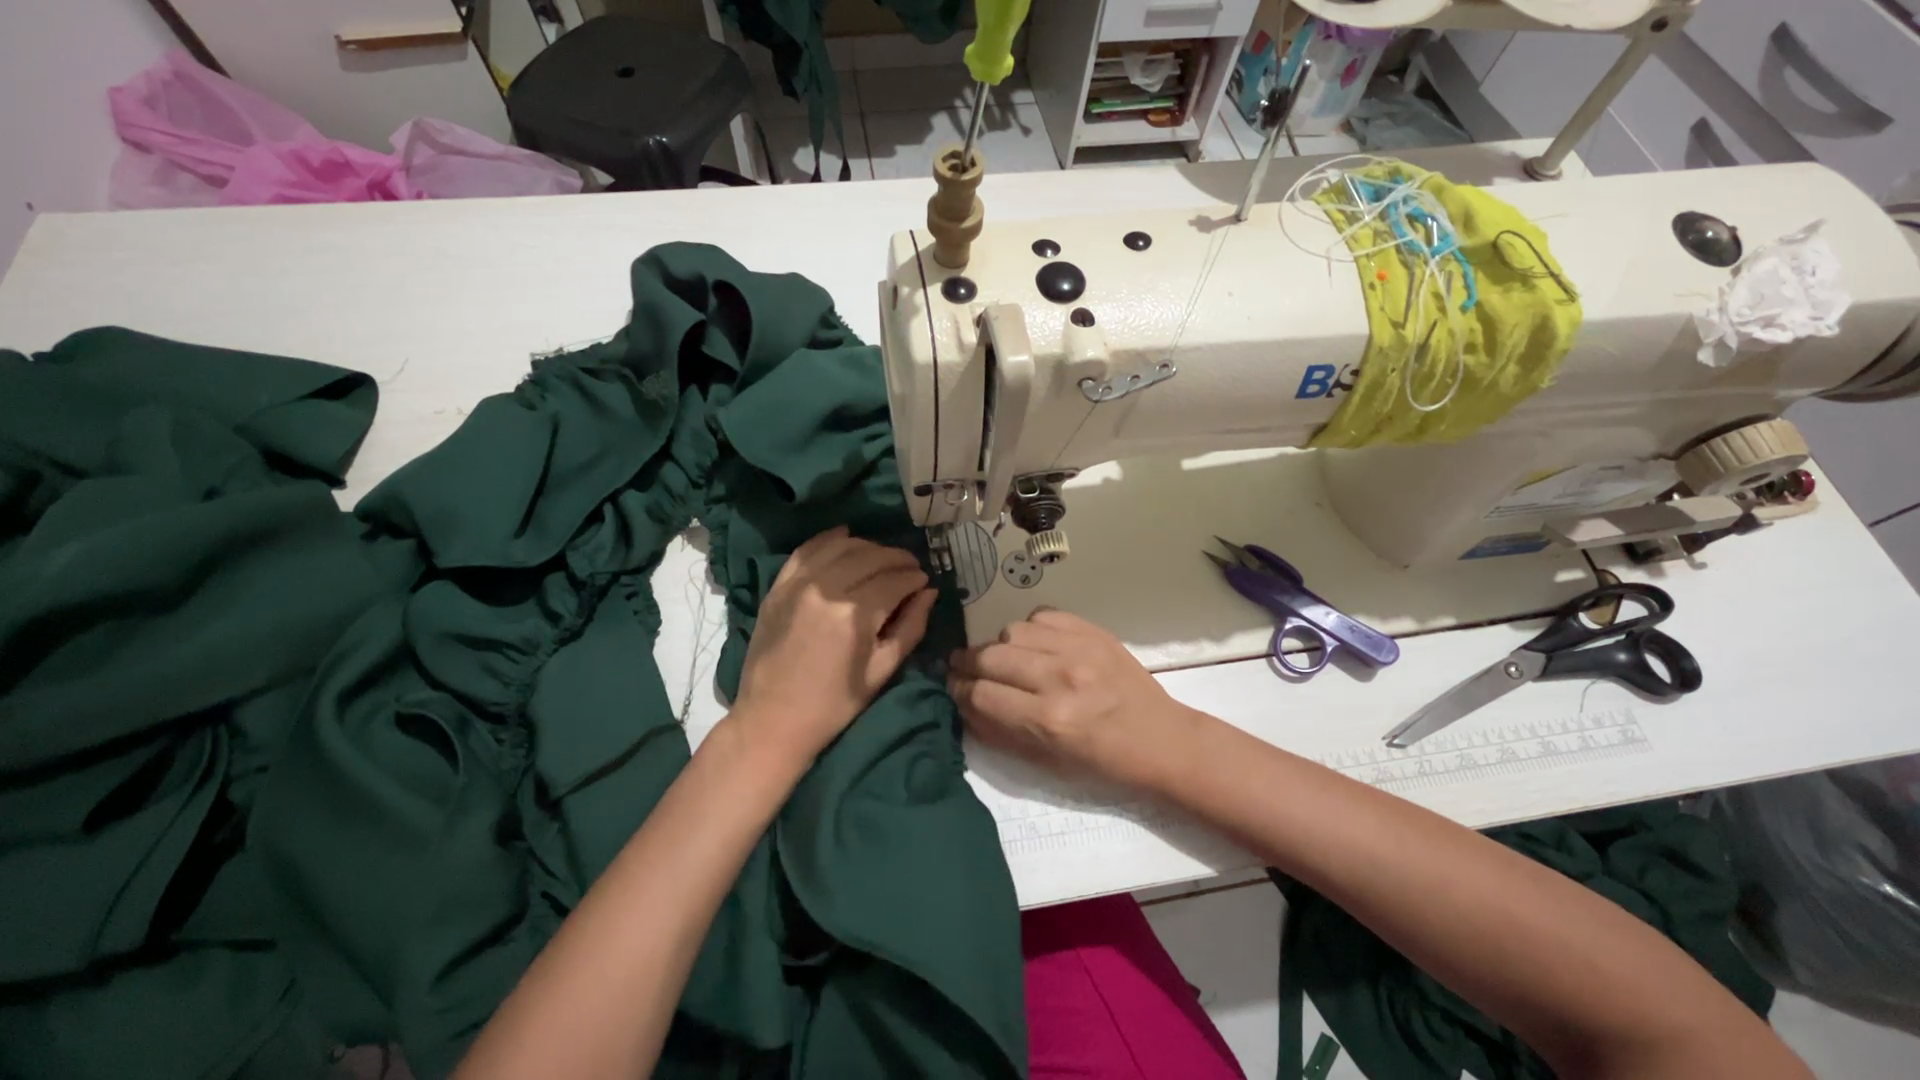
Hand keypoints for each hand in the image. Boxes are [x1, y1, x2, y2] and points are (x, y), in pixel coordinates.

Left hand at [731, 526, 936, 762]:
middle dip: (896, 559)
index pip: (894, 581)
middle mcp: (826, 590)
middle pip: (870, 557)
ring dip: (868, 546)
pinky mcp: (777, 588)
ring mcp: (797, 585)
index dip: (914, 578)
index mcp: (855, 616)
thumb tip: (929, 593)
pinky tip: (844, 536)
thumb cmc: (835, 704)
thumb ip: (910, 628)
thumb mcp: (882, 671)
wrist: (773, 719)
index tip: (925, 581)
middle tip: (910, 567)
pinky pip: (806, 551)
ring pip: (840, 547)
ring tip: (882, 557)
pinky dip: (828, 540)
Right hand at [947, 609, 1197, 789]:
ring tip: (1005, 659)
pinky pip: (1042, 615)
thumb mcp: (1046, 762)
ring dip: (1000, 646)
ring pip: (1012, 631)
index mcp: (1048, 720)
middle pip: (990, 656)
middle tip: (963, 669)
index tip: (953, 688)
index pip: (981, 694)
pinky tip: (1035, 646)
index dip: (958, 691)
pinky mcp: (1094, 632)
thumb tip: (963, 703)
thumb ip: (1000, 731)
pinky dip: (1030, 629)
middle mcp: (1059, 678)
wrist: (1161, 740)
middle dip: (968, 664)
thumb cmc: (1103, 763)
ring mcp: (1078, 649)